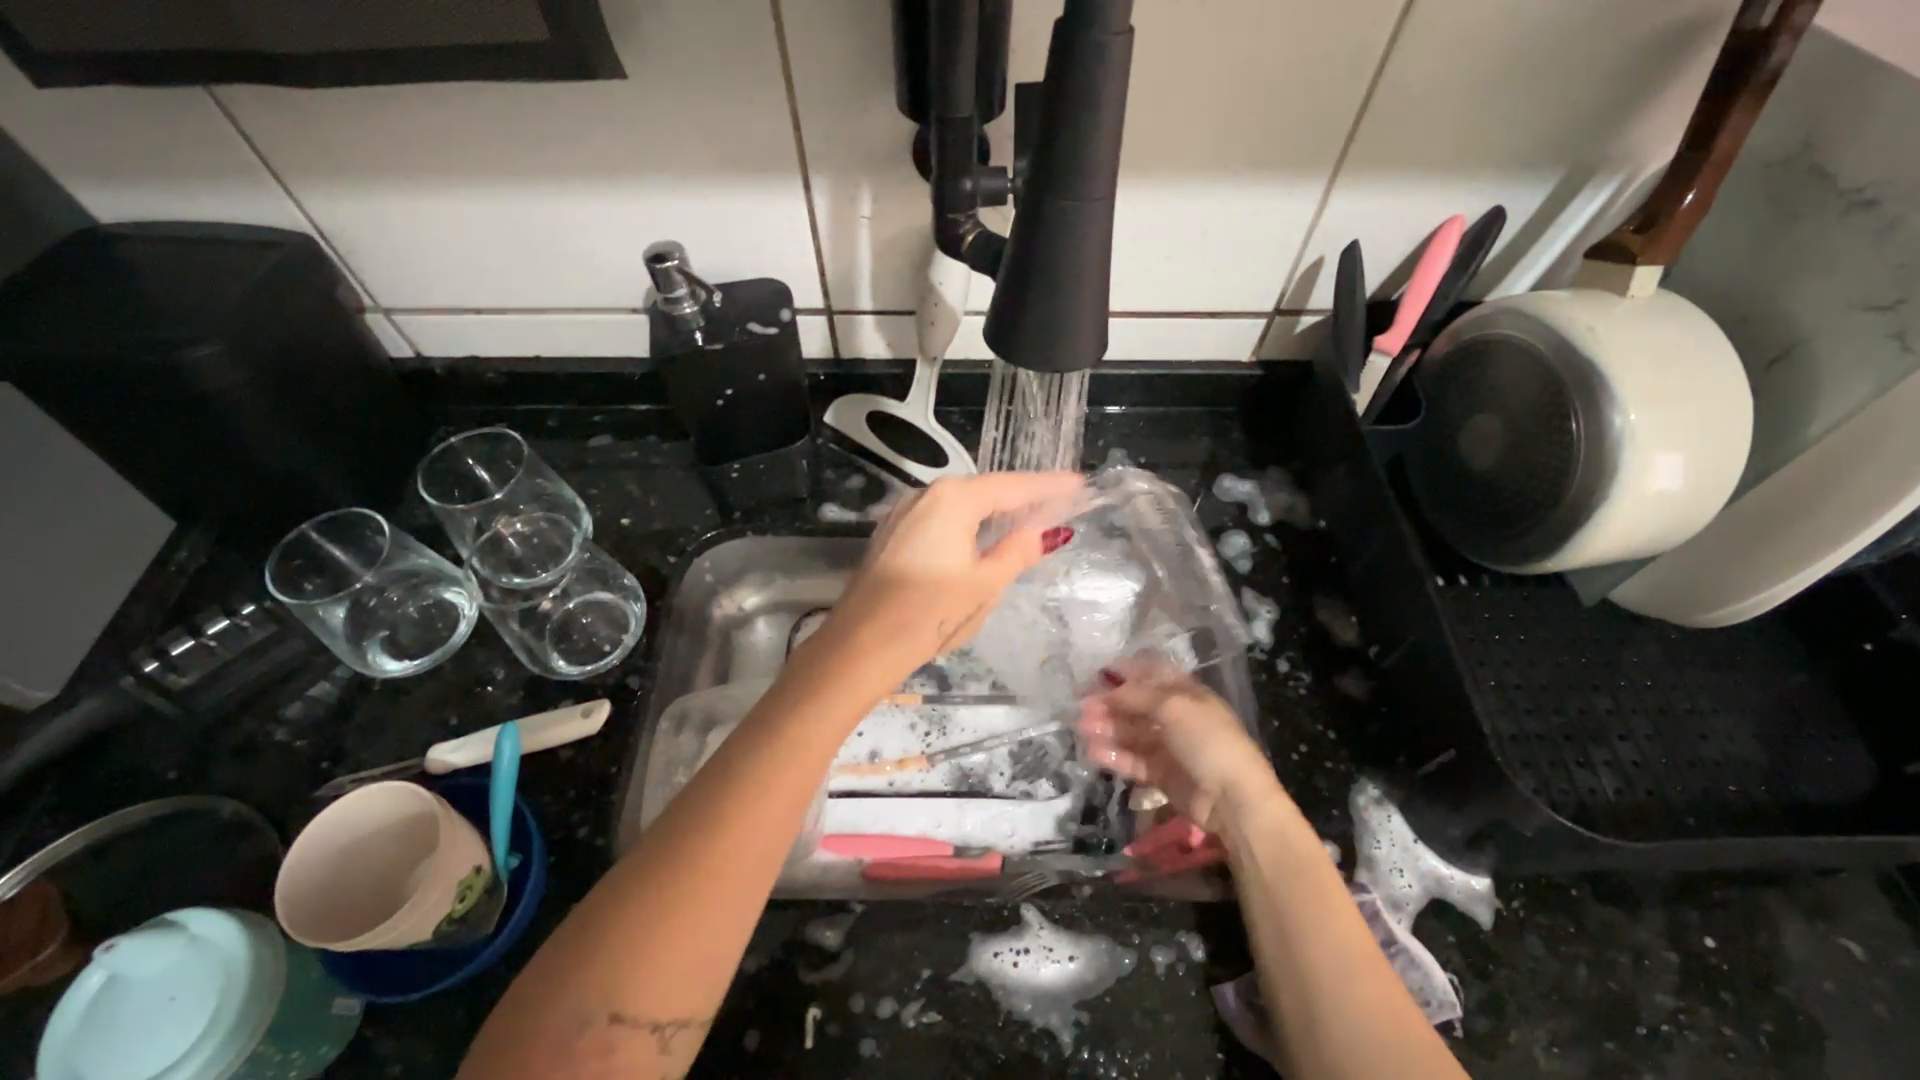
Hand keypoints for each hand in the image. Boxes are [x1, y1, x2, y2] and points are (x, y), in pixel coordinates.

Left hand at [811, 471, 1084, 692]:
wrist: (860, 645)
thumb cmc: (928, 614)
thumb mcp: (984, 586)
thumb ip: (1016, 553)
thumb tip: (1043, 533)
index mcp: (953, 500)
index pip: (1012, 487)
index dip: (1048, 487)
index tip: (1079, 483)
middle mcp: (926, 495)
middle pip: (985, 491)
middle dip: (1021, 498)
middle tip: (1059, 503)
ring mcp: (904, 513)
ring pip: (961, 506)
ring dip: (994, 512)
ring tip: (1029, 520)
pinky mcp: (893, 536)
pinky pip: (941, 521)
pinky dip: (969, 526)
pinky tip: (984, 538)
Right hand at [1078, 660, 1285, 833]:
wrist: (1232, 798)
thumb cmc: (1208, 740)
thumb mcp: (1174, 707)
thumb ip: (1137, 696)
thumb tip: (1108, 690)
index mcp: (1186, 694)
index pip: (1152, 675)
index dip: (1126, 672)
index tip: (1096, 674)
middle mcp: (1176, 717)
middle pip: (1136, 706)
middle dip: (1109, 704)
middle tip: (1081, 708)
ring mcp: (1169, 747)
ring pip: (1131, 734)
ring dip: (1106, 729)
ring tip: (1082, 730)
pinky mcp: (1161, 774)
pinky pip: (1132, 760)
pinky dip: (1113, 756)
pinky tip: (1093, 752)